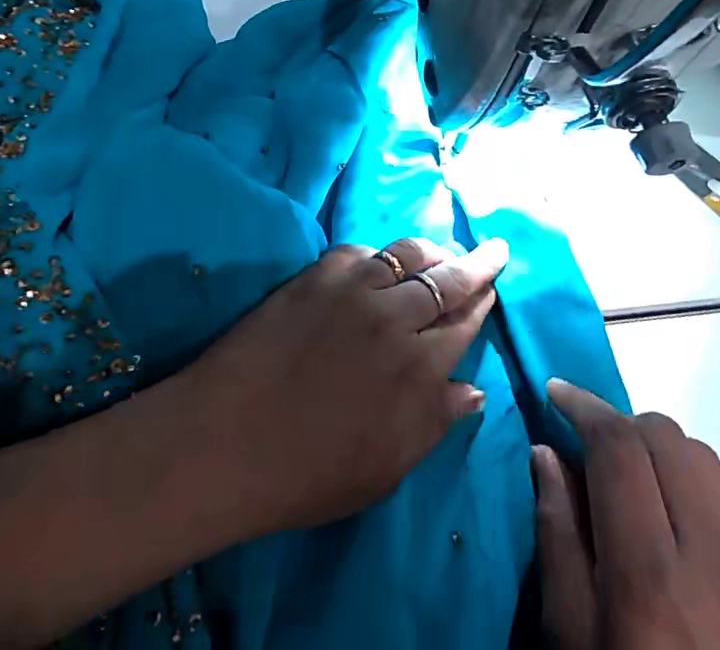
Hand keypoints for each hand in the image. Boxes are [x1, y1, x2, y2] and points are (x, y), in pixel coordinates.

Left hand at [0, 237, 505, 648]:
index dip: (485, 301)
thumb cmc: (308, 472)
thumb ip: (435, 423)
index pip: (466, 322)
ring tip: (443, 249)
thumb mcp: (386, 467)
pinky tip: (378, 260)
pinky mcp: (313, 277)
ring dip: (433, 250)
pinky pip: (357, 252)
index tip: (495, 286)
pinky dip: (376, 254)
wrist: (223, 441)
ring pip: (407, 255)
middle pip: (447, 279)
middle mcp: (395, 319)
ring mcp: (352, 291)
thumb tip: (474, 390)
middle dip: (477, 262)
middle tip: (495, 248)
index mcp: (420, 368)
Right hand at [533, 380, 719, 649]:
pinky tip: (668, 513)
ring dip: (655, 446)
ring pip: (701, 455)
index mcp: (650, 572)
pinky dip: (688, 477)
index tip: (555, 392)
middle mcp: (712, 551)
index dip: (584, 406)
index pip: (619, 447)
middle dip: (619, 422)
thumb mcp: (575, 640)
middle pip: (665, 435)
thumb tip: (547, 456)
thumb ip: (559, 539)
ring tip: (625, 475)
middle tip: (585, 444)